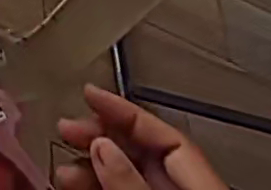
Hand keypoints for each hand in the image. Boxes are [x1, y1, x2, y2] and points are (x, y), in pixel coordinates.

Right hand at [55, 86, 227, 189]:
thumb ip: (133, 180)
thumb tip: (100, 143)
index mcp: (206, 184)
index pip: (165, 133)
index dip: (124, 108)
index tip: (88, 91)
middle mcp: (189, 188)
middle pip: (142, 151)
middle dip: (99, 135)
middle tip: (67, 129)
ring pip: (128, 173)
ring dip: (90, 165)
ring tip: (65, 171)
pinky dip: (98, 184)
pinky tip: (76, 184)